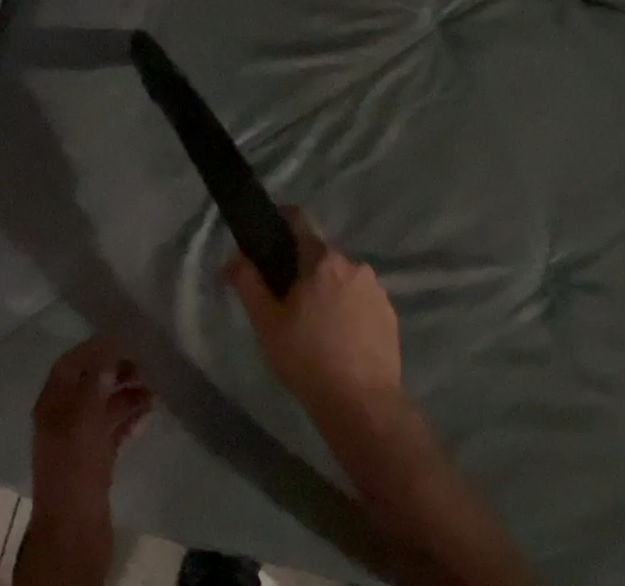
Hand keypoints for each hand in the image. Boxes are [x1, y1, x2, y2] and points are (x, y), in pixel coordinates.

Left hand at [29, 335, 154, 522]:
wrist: (74, 530)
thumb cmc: (75, 468)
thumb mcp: (84, 419)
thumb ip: (95, 383)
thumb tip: (106, 351)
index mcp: (51, 405)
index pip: (69, 365)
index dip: (92, 350)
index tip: (122, 339)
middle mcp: (61, 419)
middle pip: (88, 385)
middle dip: (114, 372)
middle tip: (144, 366)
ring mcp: (78, 442)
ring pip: (102, 409)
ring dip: (126, 396)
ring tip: (154, 391)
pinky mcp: (94, 462)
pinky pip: (112, 433)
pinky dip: (128, 421)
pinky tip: (148, 415)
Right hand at [225, 208, 402, 420]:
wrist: (362, 403)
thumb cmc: (306, 358)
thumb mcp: (265, 322)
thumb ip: (248, 282)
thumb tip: (235, 257)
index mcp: (321, 260)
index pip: (299, 220)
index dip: (280, 220)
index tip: (266, 234)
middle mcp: (353, 265)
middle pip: (320, 255)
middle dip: (301, 269)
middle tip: (283, 301)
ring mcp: (376, 290)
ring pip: (341, 279)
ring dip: (325, 290)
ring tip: (312, 326)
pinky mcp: (389, 315)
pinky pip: (360, 300)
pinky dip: (346, 310)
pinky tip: (337, 339)